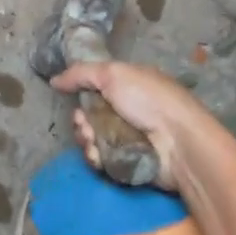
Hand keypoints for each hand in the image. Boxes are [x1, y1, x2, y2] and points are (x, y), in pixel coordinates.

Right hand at [51, 61, 219, 191]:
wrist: (181, 144)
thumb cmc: (149, 101)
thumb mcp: (113, 73)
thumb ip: (80, 74)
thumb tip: (54, 81)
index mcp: (129, 87)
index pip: (95, 89)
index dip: (81, 93)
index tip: (73, 97)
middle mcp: (129, 112)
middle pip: (90, 115)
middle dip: (81, 120)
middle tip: (85, 124)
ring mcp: (129, 138)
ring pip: (92, 137)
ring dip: (85, 138)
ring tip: (92, 140)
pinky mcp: (128, 161)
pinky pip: (100, 158)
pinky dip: (94, 156)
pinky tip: (97, 155)